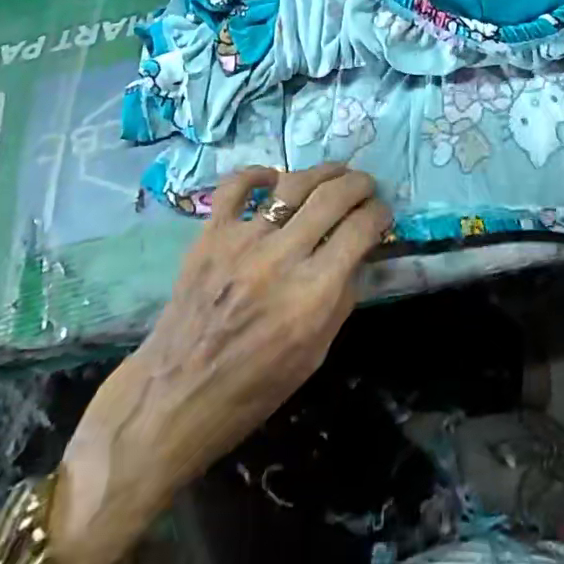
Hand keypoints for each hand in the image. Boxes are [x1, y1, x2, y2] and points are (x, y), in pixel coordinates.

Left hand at [46, 163, 390, 563]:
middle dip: (358, 184)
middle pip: (332, 197)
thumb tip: (357, 254)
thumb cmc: (254, 386)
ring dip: (321, 172)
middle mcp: (282, 257)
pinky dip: (258, 174)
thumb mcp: (315, 353)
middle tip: (366, 185)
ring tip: (334, 173)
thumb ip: (340, 298)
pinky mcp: (211, 233)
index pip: (361, 230)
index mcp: (315, 293)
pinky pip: (235, 186)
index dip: (379, 214)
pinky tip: (273, 178)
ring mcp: (243, 240)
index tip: (383, 213)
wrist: (180, 391)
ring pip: (292, 183)